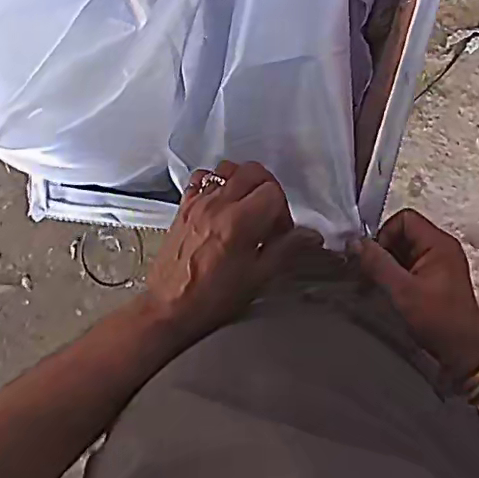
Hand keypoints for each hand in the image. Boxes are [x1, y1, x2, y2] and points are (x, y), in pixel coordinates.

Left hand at [135, 160, 319, 343]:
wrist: (169, 308)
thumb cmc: (211, 299)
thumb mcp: (257, 278)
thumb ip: (286, 250)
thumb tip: (310, 236)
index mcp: (238, 222)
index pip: (273, 192)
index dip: (283, 211)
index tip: (280, 231)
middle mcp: (216, 205)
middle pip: (253, 171)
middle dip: (268, 189)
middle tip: (270, 215)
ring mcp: (197, 203)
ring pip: (228, 169)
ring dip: (243, 181)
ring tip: (247, 207)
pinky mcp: (183, 207)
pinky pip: (202, 179)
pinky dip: (216, 183)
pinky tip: (221, 204)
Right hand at [357, 208, 478, 383]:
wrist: (464, 355)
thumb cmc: (437, 320)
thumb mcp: (402, 291)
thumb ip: (377, 263)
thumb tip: (354, 242)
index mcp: (439, 244)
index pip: (404, 219)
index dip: (384, 234)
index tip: (375, 259)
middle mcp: (440, 248)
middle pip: (401, 234)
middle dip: (382, 251)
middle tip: (370, 275)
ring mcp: (438, 264)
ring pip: (402, 251)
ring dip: (385, 266)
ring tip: (376, 287)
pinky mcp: (434, 279)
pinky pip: (408, 266)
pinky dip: (394, 276)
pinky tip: (386, 293)